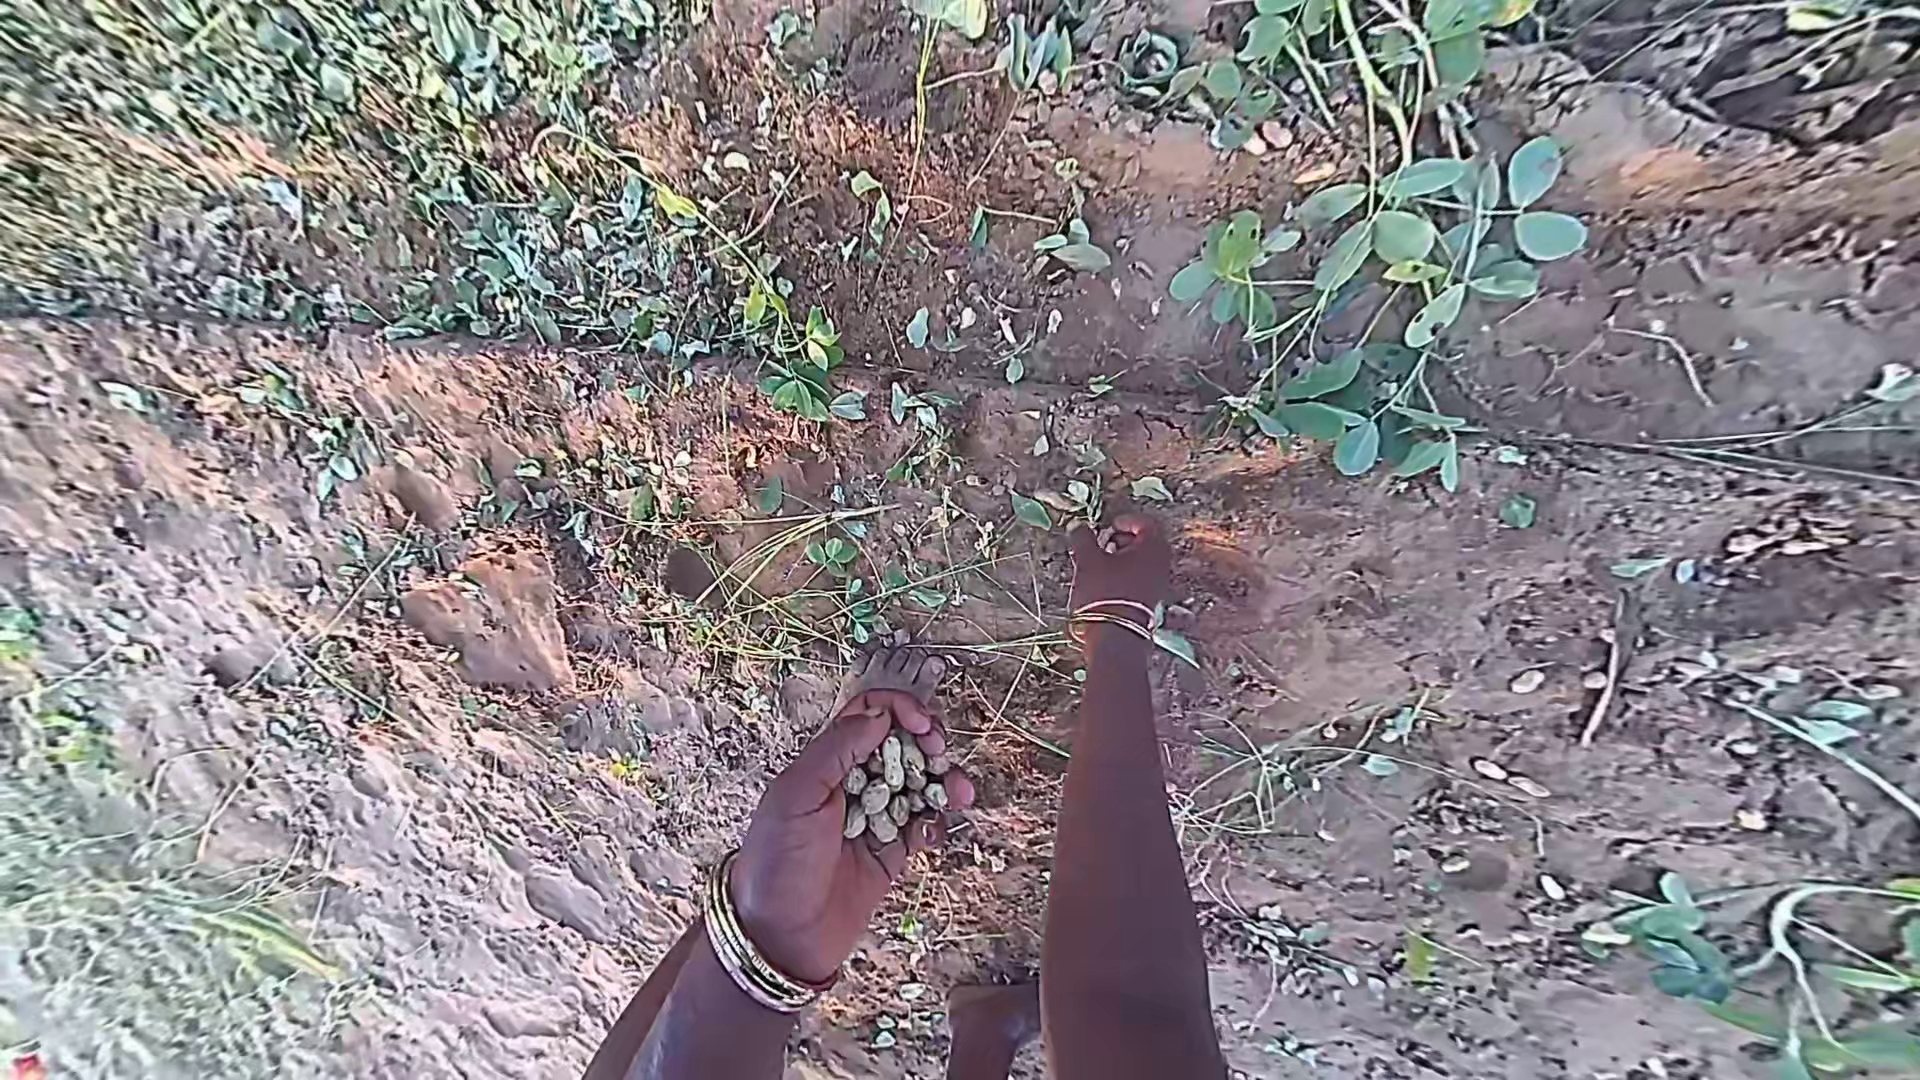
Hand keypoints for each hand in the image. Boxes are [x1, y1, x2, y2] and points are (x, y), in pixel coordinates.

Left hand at [728, 689, 974, 984]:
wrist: (781, 940)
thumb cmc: (778, 861)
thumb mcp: (797, 795)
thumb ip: (837, 749)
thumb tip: (880, 715)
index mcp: (830, 760)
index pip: (869, 714)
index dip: (899, 709)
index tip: (920, 722)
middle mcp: (857, 780)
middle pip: (903, 743)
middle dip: (929, 740)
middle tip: (940, 750)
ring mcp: (877, 814)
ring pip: (921, 781)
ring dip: (944, 780)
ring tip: (959, 792)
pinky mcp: (893, 848)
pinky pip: (924, 824)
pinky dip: (936, 821)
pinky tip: (934, 831)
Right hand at [1069, 512, 1172, 641]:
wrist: (1114, 636)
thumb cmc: (1104, 592)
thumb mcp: (1088, 560)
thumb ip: (1083, 538)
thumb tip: (1078, 525)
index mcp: (1153, 548)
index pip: (1146, 523)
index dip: (1126, 520)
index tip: (1108, 525)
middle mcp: (1161, 565)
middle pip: (1145, 542)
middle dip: (1122, 539)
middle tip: (1102, 543)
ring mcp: (1157, 585)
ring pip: (1141, 562)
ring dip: (1121, 558)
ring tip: (1099, 564)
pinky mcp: (1149, 602)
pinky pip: (1139, 578)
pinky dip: (1124, 574)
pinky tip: (1104, 582)